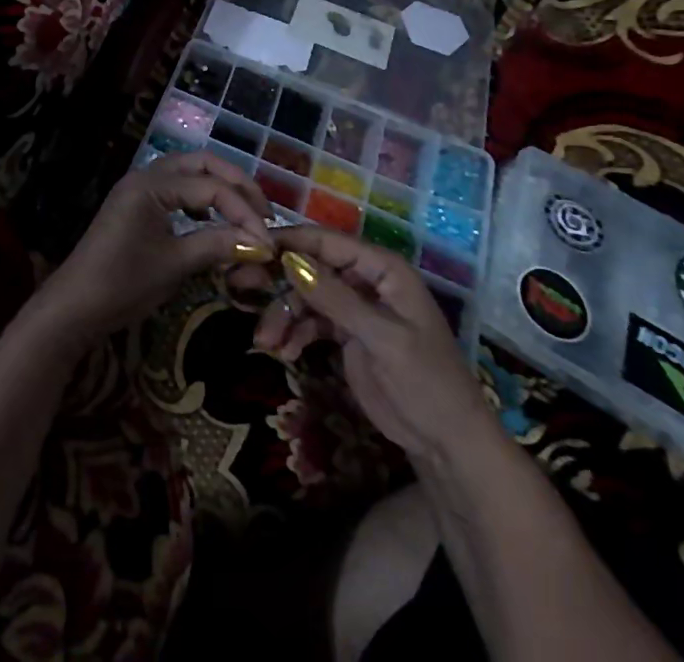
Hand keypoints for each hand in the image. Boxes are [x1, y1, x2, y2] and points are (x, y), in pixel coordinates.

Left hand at [30, 151, 275, 345]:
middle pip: (201, 164)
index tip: (268, 243)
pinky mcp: (135, 208)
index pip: (212, 187)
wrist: (76, 306)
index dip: (245, 213)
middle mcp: (144, 177)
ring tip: (245, 216)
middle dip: (236, 185)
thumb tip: (262, 244)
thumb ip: (219, 245)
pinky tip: (211, 222)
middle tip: (263, 214)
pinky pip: (174, 192)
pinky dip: (198, 202)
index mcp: (151, 184)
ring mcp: (137, 191)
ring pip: (188, 175)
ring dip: (218, 189)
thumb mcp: (176, 263)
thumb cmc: (123, 283)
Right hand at [246, 226, 494, 469]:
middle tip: (238, 285)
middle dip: (276, 279)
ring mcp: (354, 308)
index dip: (288, 242)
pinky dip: (293, 335)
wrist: (445, 441)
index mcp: (384, 271)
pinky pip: (309, 323)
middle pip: (310, 267)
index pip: (328, 242)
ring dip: (281, 316)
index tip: (248, 250)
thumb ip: (335, 298)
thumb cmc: (426, 381)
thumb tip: (290, 261)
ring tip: (265, 342)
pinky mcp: (345, 334)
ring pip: (304, 297)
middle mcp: (366, 281)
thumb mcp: (381, 338)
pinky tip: (283, 353)